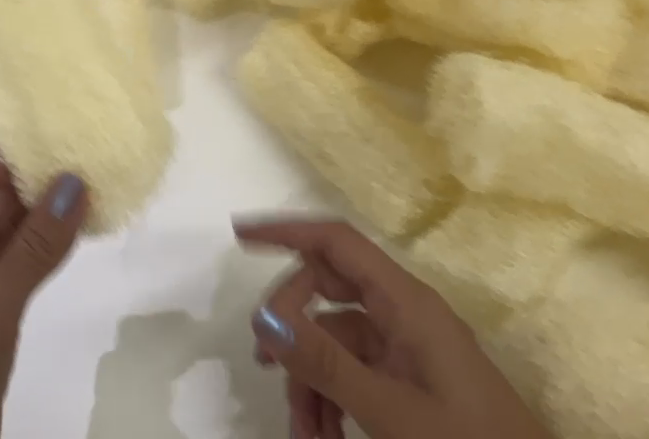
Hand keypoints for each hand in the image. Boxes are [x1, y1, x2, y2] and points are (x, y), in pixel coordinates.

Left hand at [0, 139, 87, 438]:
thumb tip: (74, 179)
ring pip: (13, 227)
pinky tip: (84, 233)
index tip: (29, 162)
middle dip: (30, 177)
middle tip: (83, 164)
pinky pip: (26, 259)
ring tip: (94, 192)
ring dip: (47, 210)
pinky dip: (51, 244)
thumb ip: (35, 246)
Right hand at [236, 219, 549, 438]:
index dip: (286, 230)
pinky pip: (354, 374)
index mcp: (406, 302)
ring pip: (335, 343)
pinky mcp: (410, 379)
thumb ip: (325, 363)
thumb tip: (263, 318)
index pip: (336, 241)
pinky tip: (323, 436)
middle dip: (292, 331)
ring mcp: (407, 348)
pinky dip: (331, 401)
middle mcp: (403, 313)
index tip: (239, 236)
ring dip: (310, 384)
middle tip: (266, 367)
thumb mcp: (389, 411)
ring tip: (305, 435)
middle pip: (327, 292)